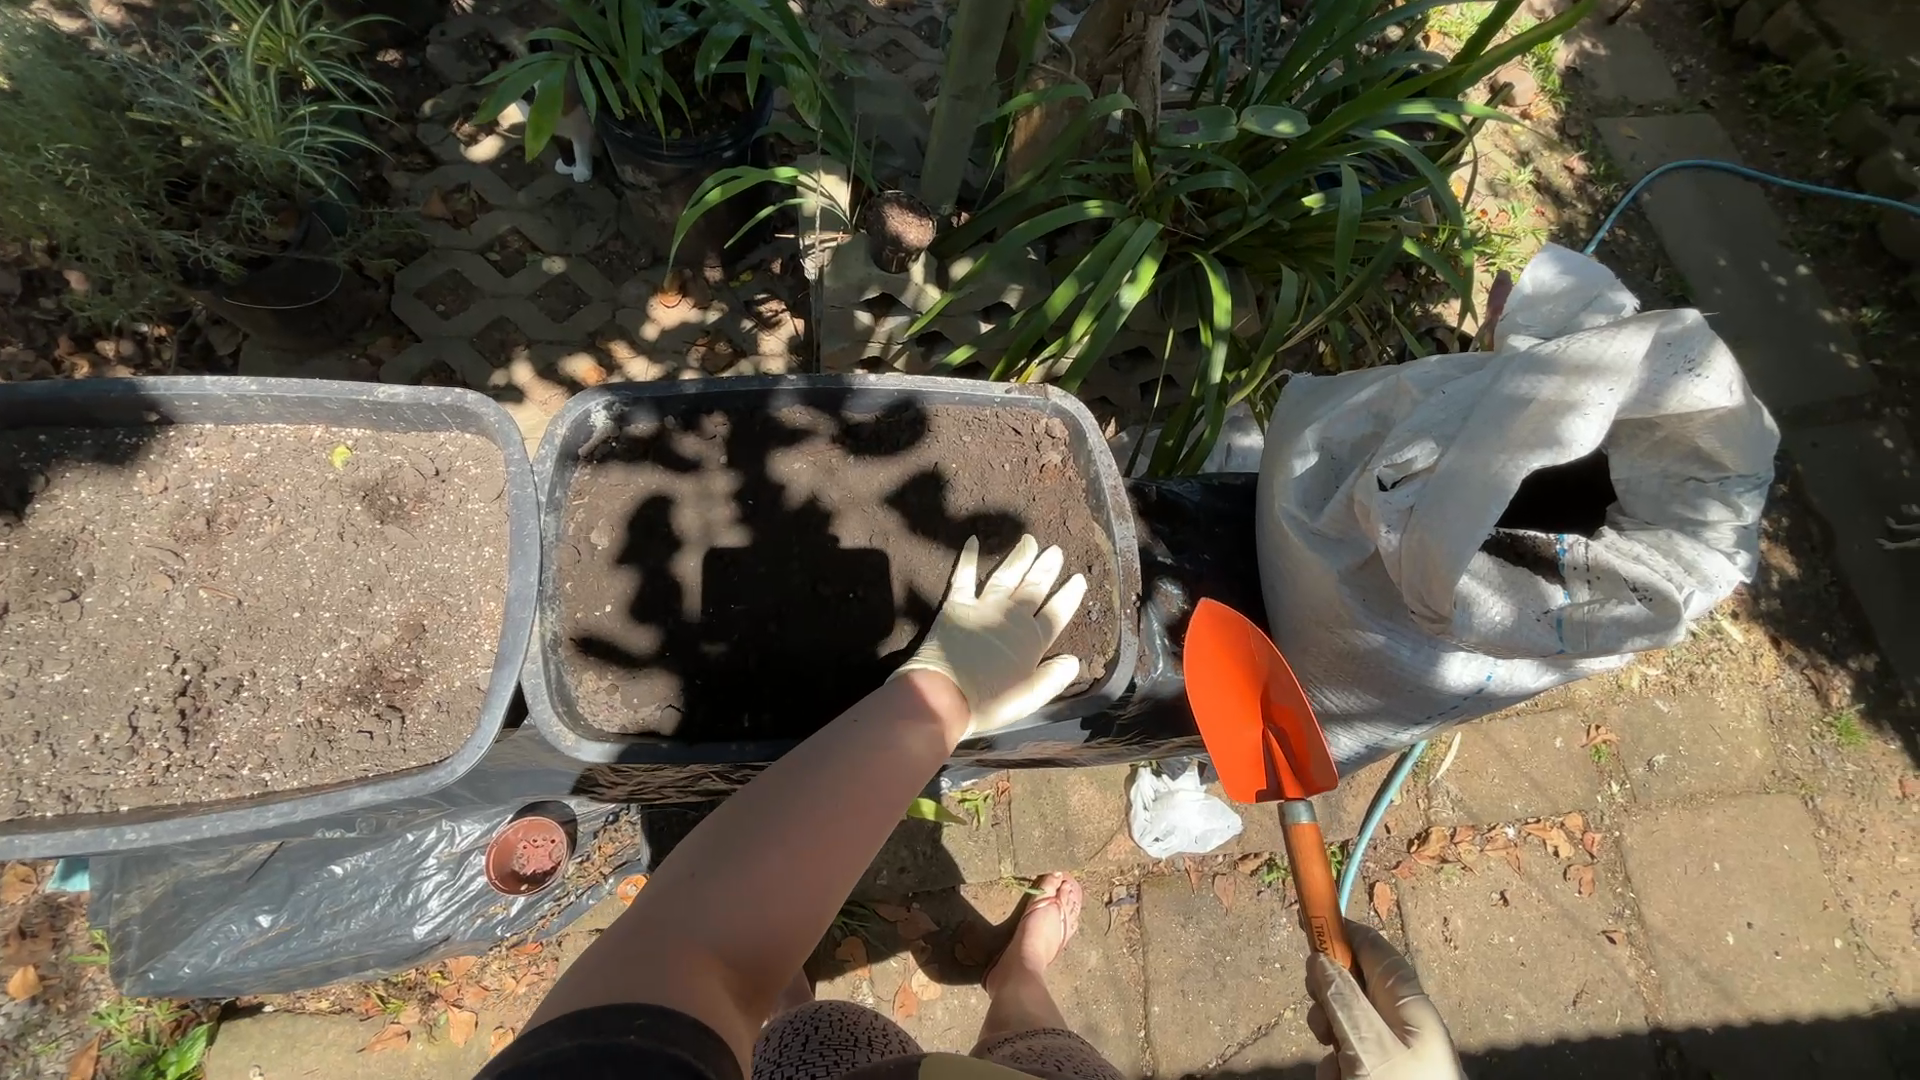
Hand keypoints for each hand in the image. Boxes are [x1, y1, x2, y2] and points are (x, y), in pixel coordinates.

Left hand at [892, 534, 1086, 737]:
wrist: (944, 694)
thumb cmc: (989, 701)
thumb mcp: (1030, 697)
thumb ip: (1054, 677)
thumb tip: (1074, 660)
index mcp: (1032, 640)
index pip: (1057, 612)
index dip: (1069, 595)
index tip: (1079, 578)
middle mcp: (1011, 617)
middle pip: (1034, 588)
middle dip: (1046, 569)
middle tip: (1057, 550)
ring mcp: (984, 607)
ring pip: (1006, 576)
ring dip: (1019, 558)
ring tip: (1030, 541)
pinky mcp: (956, 605)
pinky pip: (964, 576)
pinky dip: (969, 558)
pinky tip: (974, 541)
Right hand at [1306, 923, 1462, 1079]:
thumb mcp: (1368, 1045)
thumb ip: (1341, 997)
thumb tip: (1320, 959)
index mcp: (1410, 1005)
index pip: (1374, 948)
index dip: (1342, 933)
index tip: (1308, 927)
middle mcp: (1403, 1024)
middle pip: (1353, 984)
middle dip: (1327, 995)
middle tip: (1318, 1016)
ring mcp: (1394, 1053)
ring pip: (1346, 1022)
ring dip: (1329, 1035)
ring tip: (1332, 1064)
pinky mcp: (1382, 1076)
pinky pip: (1350, 1055)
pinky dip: (1337, 1066)